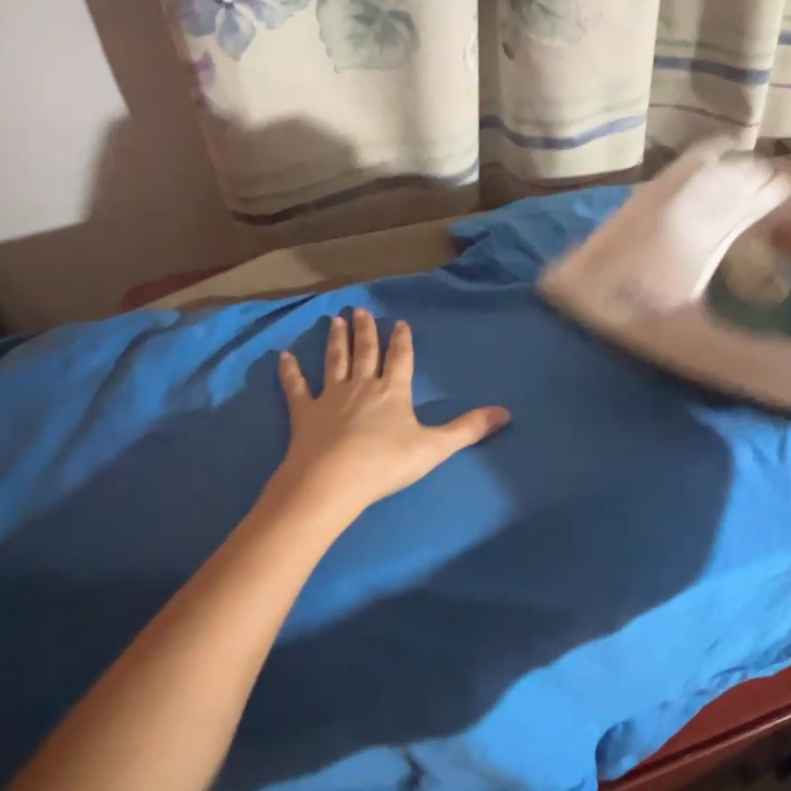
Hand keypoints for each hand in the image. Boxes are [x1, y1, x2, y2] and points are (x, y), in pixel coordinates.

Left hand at [265, 309, 510, 521]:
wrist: (333, 480)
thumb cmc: (387, 463)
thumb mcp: (435, 447)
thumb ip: (469, 429)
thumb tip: (506, 413)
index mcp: (393, 391)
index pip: (400, 359)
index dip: (401, 341)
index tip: (398, 322)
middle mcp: (362, 386)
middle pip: (365, 352)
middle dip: (365, 331)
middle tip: (360, 311)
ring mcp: (330, 397)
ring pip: (334, 362)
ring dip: (335, 340)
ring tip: (335, 321)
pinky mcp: (304, 412)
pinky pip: (296, 387)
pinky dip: (290, 371)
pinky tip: (284, 356)